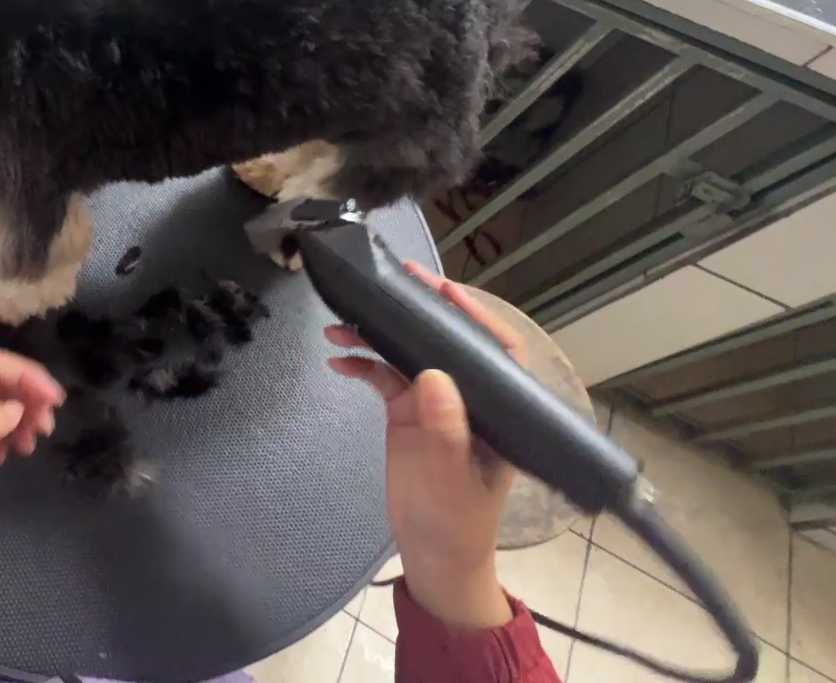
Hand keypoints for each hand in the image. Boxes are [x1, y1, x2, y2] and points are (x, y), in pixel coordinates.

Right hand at [325, 261, 527, 631]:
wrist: (431, 554)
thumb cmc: (456, 523)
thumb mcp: (452, 481)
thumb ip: (446, 431)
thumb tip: (432, 375)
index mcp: (496, 410)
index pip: (497, 352)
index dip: (475, 317)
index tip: (444, 290)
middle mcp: (467, 396)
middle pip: (445, 341)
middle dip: (418, 311)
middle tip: (390, 281)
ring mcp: (433, 401)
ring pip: (405, 353)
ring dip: (374, 337)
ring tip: (339, 327)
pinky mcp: (405, 410)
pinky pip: (381, 374)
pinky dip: (360, 363)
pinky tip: (337, 360)